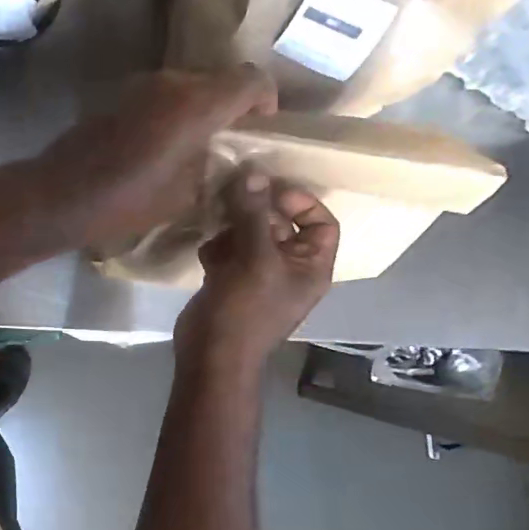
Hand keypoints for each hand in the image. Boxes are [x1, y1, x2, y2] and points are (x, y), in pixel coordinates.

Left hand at [35, 66, 277, 246]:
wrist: (60, 195)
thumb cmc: (125, 202)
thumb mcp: (182, 197)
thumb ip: (211, 170)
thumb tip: (222, 161)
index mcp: (196, 105)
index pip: (250, 80)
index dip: (265, 99)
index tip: (262, 127)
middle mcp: (172, 83)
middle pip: (218, 80)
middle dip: (232, 106)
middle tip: (231, 142)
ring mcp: (142, 85)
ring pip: (188, 85)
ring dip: (200, 108)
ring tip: (197, 147)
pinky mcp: (120, 96)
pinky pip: (161, 95)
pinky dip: (173, 112)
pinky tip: (164, 145)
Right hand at [175, 174, 339, 368]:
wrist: (210, 357)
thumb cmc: (244, 311)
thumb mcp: (255, 259)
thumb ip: (254, 214)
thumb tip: (252, 172)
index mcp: (310, 267)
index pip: (321, 222)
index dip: (300, 202)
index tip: (269, 190)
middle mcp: (287, 269)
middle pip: (279, 224)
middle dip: (257, 209)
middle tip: (231, 193)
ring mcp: (255, 276)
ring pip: (249, 235)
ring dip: (232, 224)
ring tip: (215, 217)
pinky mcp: (228, 282)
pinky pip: (227, 252)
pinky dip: (217, 246)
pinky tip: (207, 251)